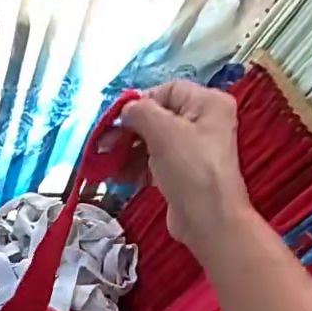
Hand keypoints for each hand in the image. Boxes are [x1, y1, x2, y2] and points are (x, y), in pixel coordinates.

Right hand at [119, 81, 253, 252]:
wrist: (207, 219)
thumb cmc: (191, 169)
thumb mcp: (164, 131)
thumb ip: (140, 112)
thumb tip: (125, 110)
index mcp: (207, 104)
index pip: (166, 91)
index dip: (140, 103)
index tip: (116, 119)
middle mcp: (201, 123)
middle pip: (156, 118)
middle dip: (127, 131)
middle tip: (104, 143)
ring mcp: (190, 149)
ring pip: (150, 142)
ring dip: (125, 151)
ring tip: (105, 162)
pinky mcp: (179, 172)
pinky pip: (151, 162)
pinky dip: (133, 167)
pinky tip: (115, 175)